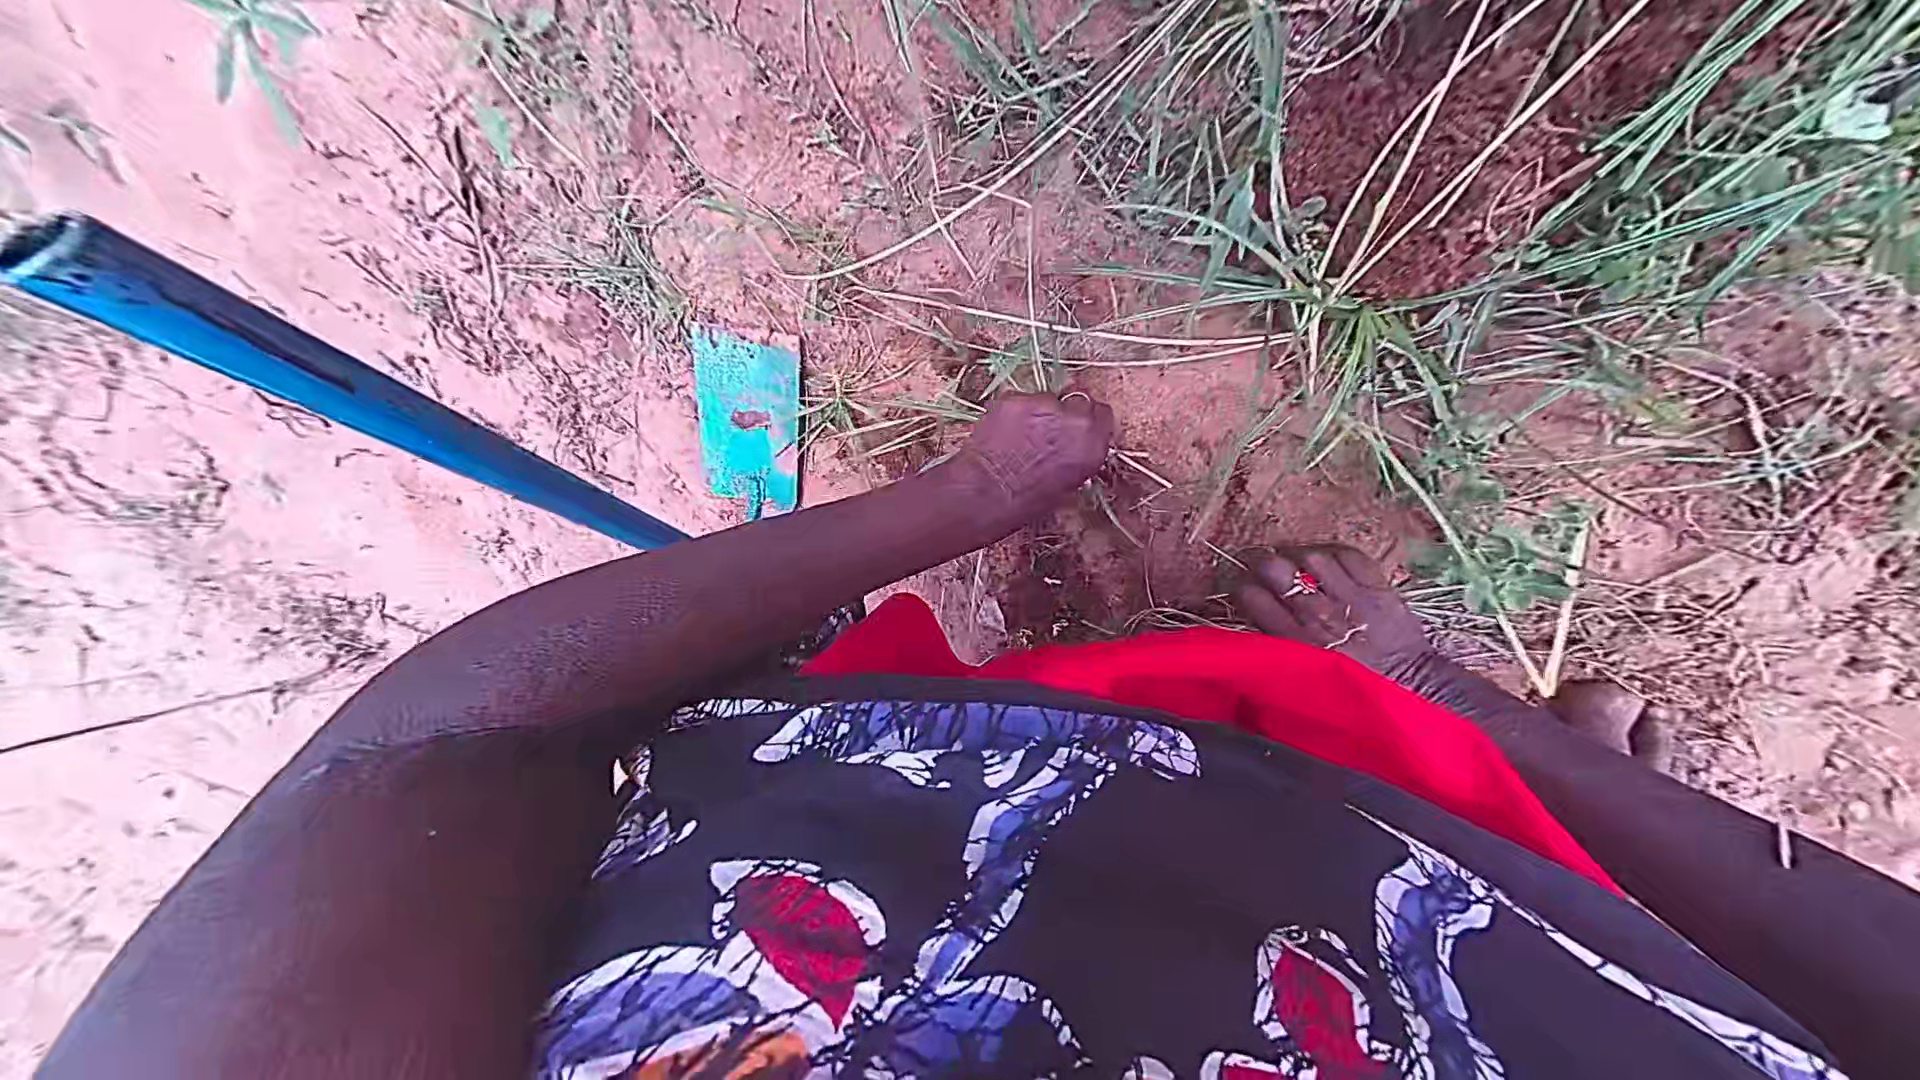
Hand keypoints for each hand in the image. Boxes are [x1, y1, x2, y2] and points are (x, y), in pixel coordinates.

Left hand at [942, 392, 1114, 526]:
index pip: (1102, 414)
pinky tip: (1003, 432)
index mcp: (1092, 443)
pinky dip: (1013, 412)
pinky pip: (1019, 400)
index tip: (1075, 429)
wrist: (986, 493)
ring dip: (1037, 413)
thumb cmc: (1026, 501)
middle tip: (1046, 432)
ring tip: (1020, 437)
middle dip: (1064, 414)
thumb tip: (1075, 446)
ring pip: (1046, 399)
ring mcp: (1043, 403)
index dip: (1087, 422)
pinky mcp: (1014, 397)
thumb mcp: (1069, 484)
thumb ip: (1079, 455)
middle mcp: (1074, 418)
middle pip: (1077, 401)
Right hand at [1232, 544, 1434, 676]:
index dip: (1238, 585)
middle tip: (1261, 566)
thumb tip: (1250, 611)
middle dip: (1261, 562)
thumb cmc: (1349, 685)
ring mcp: (1350, 597)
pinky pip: (1348, 555)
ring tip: (1295, 561)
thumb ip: (1273, 640)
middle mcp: (1318, 614)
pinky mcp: (1378, 586)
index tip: (1239, 586)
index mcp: (1293, 639)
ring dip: (1296, 554)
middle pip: (1274, 568)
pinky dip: (1333, 552)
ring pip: (1310, 556)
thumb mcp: (1299, 671)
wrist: (1410, 689)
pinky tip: (1326, 560)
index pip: (1250, 596)